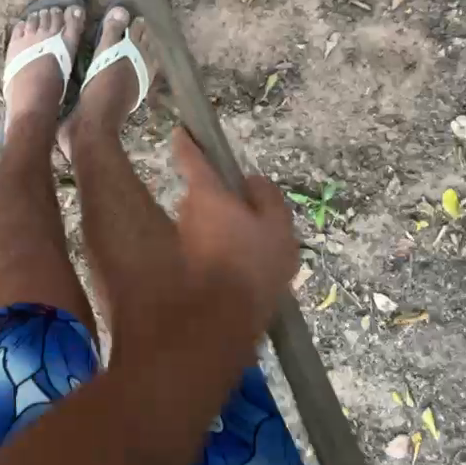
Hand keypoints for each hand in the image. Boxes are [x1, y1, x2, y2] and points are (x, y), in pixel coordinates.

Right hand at [171, 128, 298, 344]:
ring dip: (217, 236)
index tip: (209, 171)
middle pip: (253, 220)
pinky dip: (211, 263)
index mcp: (280, 228)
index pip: (263, 189)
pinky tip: (188, 262)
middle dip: (225, 207)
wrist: (207, 330)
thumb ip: (197, 166)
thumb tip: (184, 133)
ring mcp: (265, 287)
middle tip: (192, 199)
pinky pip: (229, 275)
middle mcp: (281, 257)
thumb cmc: (217, 253)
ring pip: (241, 249)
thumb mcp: (206, 199)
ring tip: (185, 229)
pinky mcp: (245, 310)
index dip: (235, 175)